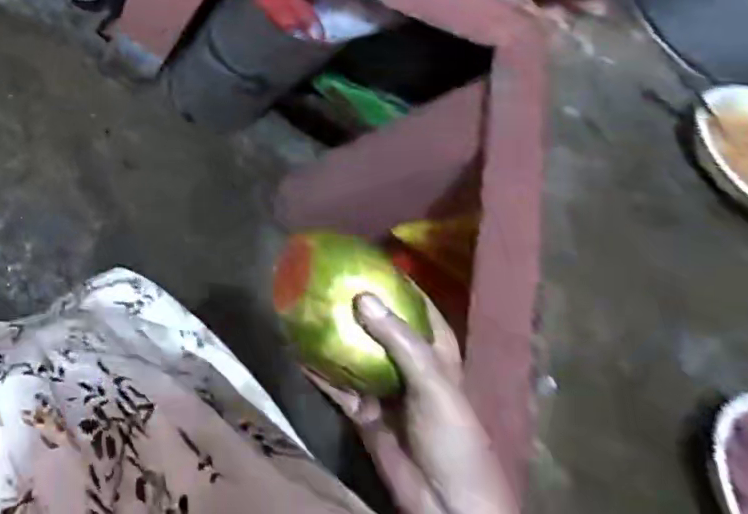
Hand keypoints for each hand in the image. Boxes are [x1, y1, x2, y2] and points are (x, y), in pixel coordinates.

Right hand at [305, 294, 515, 513]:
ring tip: (300, 304)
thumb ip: (400, 343)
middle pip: (379, 328)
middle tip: (322, 277)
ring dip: (329, 333)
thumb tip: (361, 296)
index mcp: (437, 359)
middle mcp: (407, 369)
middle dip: (353, 304)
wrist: (447, 506)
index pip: (421, 312)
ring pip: (351, 352)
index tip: (371, 259)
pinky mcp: (361, 411)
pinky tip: (293, 345)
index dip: (402, 286)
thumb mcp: (436, 388)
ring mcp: (382, 390)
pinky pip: (333, 382)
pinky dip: (314, 366)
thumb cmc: (454, 442)